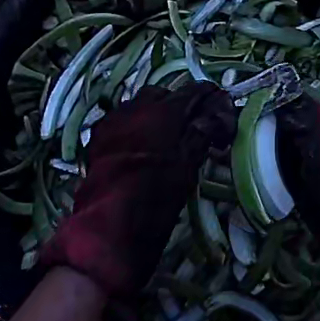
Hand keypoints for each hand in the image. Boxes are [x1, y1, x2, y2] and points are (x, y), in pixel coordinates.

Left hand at [38, 82, 234, 296]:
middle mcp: (136, 107)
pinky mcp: (98, 137)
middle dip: (181, 106)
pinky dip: (136, 126)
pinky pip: (122, 120)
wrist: (108, 229)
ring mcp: (114, 121)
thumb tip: (220, 110)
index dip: (211, 98)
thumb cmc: (156, 199)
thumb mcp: (188, 166)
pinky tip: (142, 147)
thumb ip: (204, 133)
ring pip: (140, 105)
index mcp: (164, 112)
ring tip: (168, 138)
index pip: (194, 91)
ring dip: (156, 115)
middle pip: (165, 95)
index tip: (221, 112)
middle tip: (195, 128)